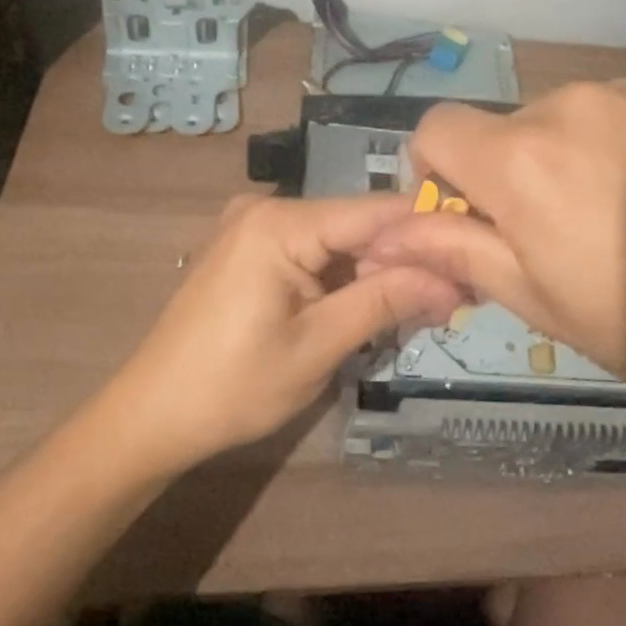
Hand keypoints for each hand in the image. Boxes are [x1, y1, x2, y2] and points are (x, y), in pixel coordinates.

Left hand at [102, 194, 463, 473]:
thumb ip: (383, 300)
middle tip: (454, 298)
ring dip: (378, 271)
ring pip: (338, 240)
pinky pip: (312, 252)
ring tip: (425, 306)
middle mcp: (265, 209)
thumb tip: (450, 277)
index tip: (476, 256)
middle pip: (357, 224)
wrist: (149, 416)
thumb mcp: (317, 347)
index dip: (429, 231)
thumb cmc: (232, 387)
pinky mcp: (248, 250)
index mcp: (279, 223)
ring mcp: (252, 228)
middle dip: (405, 258)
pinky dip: (344, 277)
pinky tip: (373, 303)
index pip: (374, 211)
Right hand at [368, 81, 625, 421]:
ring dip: (549, 168)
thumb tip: (383, 237)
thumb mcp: (541, 302)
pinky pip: (601, 120)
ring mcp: (622, 95)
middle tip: (543, 247)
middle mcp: (562, 104)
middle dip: (497, 182)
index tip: (466, 229)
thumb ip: (457, 253)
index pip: (432, 130)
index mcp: (518, 156)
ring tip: (603, 230)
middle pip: (494, 132)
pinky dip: (596, 155)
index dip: (432, 178)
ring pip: (549, 126)